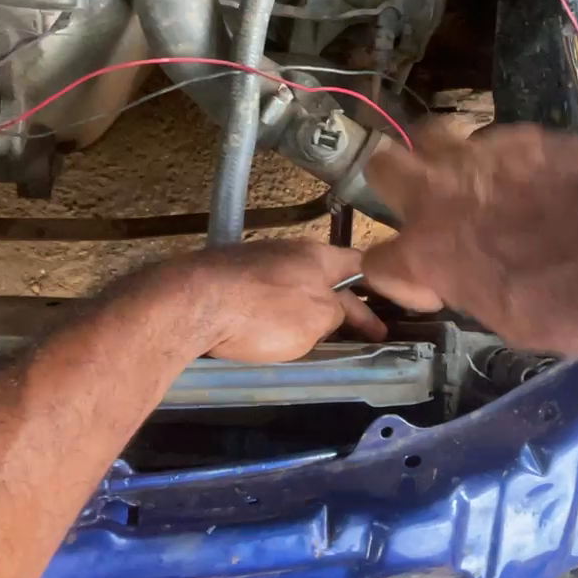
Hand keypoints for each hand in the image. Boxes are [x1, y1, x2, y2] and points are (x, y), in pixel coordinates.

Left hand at [121, 240, 385, 362]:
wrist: (192, 302)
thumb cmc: (264, 312)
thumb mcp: (316, 320)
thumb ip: (336, 314)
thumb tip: (335, 312)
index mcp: (320, 256)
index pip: (361, 266)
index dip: (378, 292)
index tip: (386, 320)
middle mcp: (291, 250)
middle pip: (327, 273)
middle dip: (341, 297)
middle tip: (353, 324)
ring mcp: (257, 259)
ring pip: (295, 282)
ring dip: (308, 302)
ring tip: (314, 328)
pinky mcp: (229, 274)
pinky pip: (266, 291)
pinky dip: (278, 307)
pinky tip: (271, 323)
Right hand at [361, 123, 577, 357]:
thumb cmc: (573, 307)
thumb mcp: (506, 320)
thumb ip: (470, 286)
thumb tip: (470, 276)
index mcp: (427, 251)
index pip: (378, 259)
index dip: (401, 276)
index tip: (432, 284)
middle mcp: (441, 193)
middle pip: (383, 165)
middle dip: (397, 183)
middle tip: (430, 206)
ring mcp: (482, 154)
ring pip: (434, 135)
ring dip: (446, 159)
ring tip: (478, 182)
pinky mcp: (525, 133)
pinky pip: (496, 139)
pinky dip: (505, 159)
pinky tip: (537, 179)